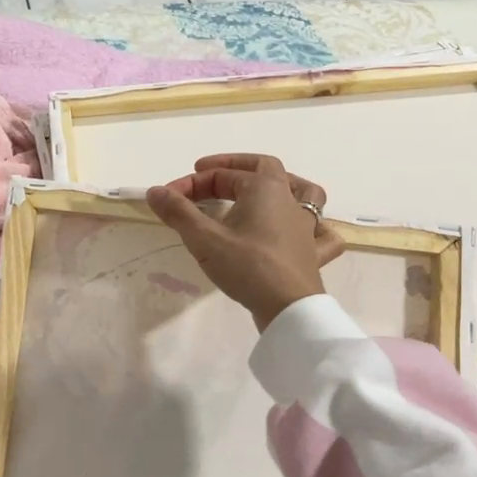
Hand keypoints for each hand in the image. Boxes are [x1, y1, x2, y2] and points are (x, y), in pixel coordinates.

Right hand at [145, 153, 342, 329]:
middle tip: (207, 175)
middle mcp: (289, 200)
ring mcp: (307, 226)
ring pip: (304, 193)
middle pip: (264, 170)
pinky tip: (305, 231)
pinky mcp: (314, 252)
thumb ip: (178, 212)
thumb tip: (154, 191)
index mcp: (264, 188)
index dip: (190, 184)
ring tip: (263, 189)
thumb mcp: (203, 238)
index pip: (221, 175)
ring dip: (282, 185)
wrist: (288, 308)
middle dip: (233, 168)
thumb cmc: (246, 266)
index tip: (168, 198)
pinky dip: (314, 227)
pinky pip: (322, 232)